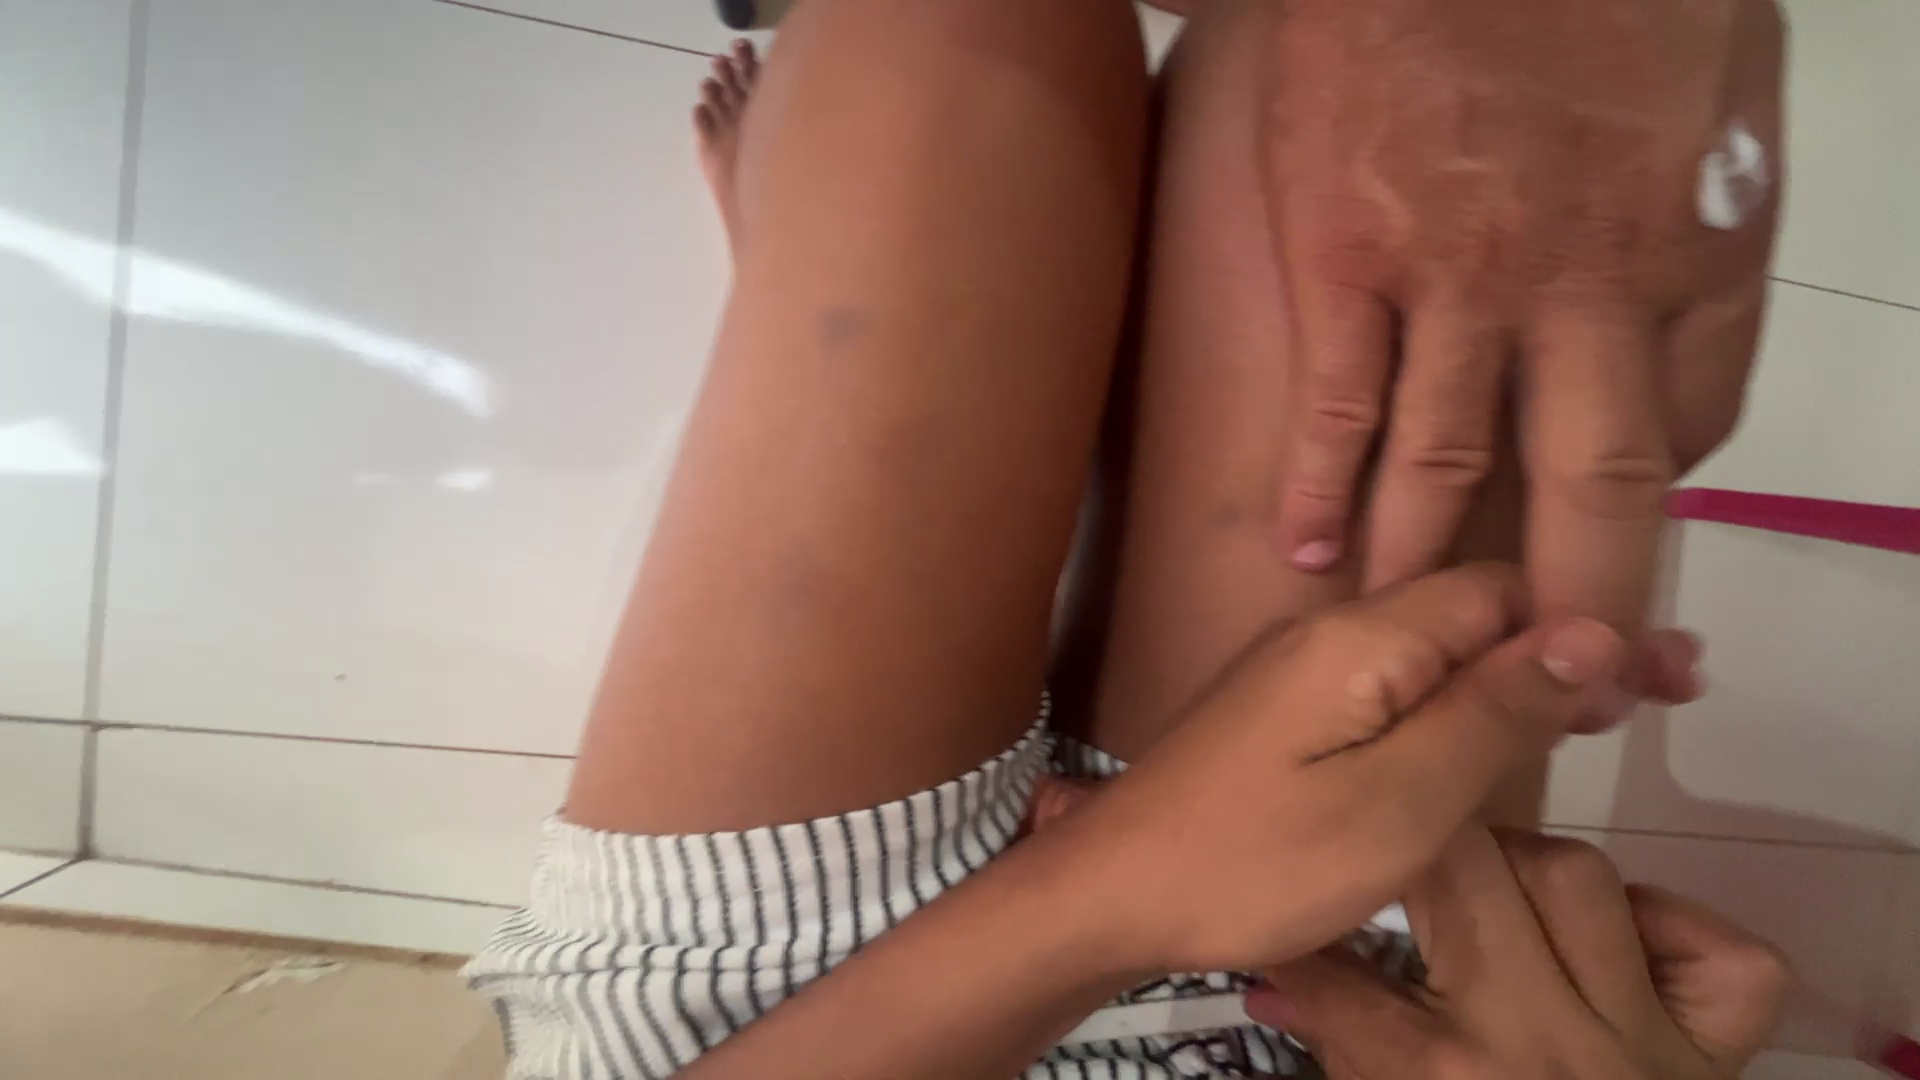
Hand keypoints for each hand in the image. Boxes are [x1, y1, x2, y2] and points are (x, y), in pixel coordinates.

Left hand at [1051, 563, 1633, 975]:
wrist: (1123, 882)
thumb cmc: (1257, 857)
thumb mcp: (1396, 801)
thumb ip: (1488, 713)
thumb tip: (1585, 633)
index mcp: (1355, 638)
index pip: (1494, 590)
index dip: (1584, 627)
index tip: (1666, 686)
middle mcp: (1321, 632)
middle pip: (1462, 614)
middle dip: (1555, 649)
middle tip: (1656, 705)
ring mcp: (1293, 669)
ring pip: (1424, 652)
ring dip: (1506, 678)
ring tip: (1590, 721)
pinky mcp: (1280, 709)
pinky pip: (1383, 688)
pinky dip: (1447, 705)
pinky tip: (1483, 738)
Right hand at [1251, 828, 1790, 1077]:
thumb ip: (1325, 1029)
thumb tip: (1260, 967)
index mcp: (1441, 1070)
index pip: (1329, 957)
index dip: (1294, 911)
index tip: (1288, 886)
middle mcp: (1540, 1042)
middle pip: (1465, 866)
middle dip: (1416, 850)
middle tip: (1403, 869)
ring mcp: (1643, 1048)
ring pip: (1579, 878)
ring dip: (1522, 867)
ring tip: (1494, 892)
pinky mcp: (1719, 1063)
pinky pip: (1728, 960)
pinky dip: (1670, 928)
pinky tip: (1614, 941)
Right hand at [1259, 0, 1786, 632]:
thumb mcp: (1712, 89)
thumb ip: (1699, 218)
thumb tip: (1657, 322)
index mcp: (1684, 240)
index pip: (1681, 421)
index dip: (1648, 510)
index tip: (1609, 560)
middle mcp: (1577, 288)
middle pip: (1587, 480)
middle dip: (1577, 600)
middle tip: (1559, 694)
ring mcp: (1450, 286)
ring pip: (1446, 461)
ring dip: (1425, 563)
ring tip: (1403, 639)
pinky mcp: (1345, 272)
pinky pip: (1338, 404)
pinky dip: (1321, 487)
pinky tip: (1303, 552)